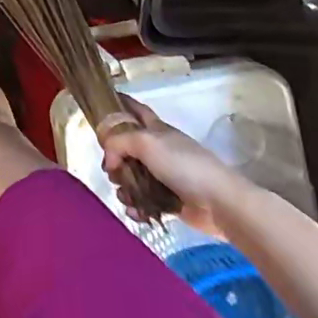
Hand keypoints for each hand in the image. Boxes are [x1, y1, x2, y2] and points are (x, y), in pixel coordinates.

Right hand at [101, 94, 256, 235]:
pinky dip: (136, 208)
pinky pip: (142, 202)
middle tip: (112, 170)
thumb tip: (109, 160)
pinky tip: (135, 212)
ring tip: (126, 197)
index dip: (119, 105)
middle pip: (126, 149)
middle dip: (114, 160)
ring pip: (131, 178)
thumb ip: (118, 142)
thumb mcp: (146, 142)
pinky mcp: (168, 200)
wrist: (218, 202)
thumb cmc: (183, 165)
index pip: (134, 110)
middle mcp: (158, 150)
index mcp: (156, 130)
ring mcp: (163, 176)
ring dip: (123, 189)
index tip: (99, 108)